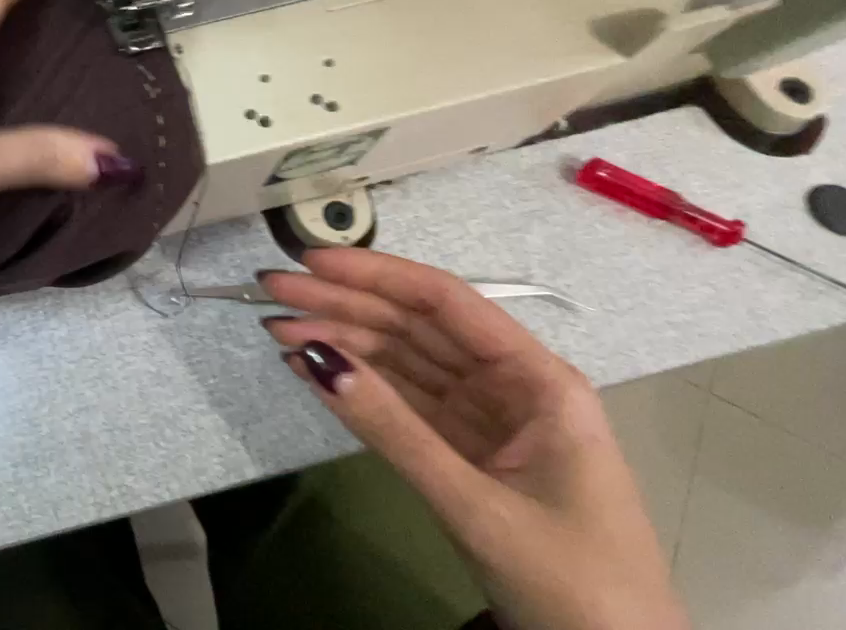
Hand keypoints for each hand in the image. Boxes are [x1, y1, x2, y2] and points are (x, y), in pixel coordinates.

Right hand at [262, 252, 689, 629]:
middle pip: (413, 325)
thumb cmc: (573, 584)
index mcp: (536, 379)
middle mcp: (507, 384)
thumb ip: (394, 430)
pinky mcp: (461, 450)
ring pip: (400, 360)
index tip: (311, 262)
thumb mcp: (478, 505)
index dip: (374, 274)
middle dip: (340, 305)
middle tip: (272, 290)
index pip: (444, 302)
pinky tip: (309, 370)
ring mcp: (481, 417)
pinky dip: (354, 386)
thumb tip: (316, 360)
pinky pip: (399, 403)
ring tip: (277, 331)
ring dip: (339, 343)